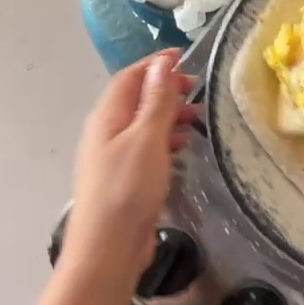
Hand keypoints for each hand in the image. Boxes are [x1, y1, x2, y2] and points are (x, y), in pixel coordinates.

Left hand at [65, 49, 196, 272]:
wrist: (109, 246)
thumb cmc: (128, 188)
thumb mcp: (147, 139)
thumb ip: (156, 101)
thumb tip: (162, 63)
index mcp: (107, 116)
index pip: (130, 77)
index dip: (156, 65)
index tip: (185, 58)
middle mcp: (105, 132)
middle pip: (135, 99)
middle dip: (165, 89)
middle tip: (197, 90)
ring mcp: (113, 156)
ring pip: (142, 124)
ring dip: (167, 115)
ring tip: (197, 117)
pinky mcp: (124, 178)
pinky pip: (145, 147)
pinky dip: (164, 139)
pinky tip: (181, 147)